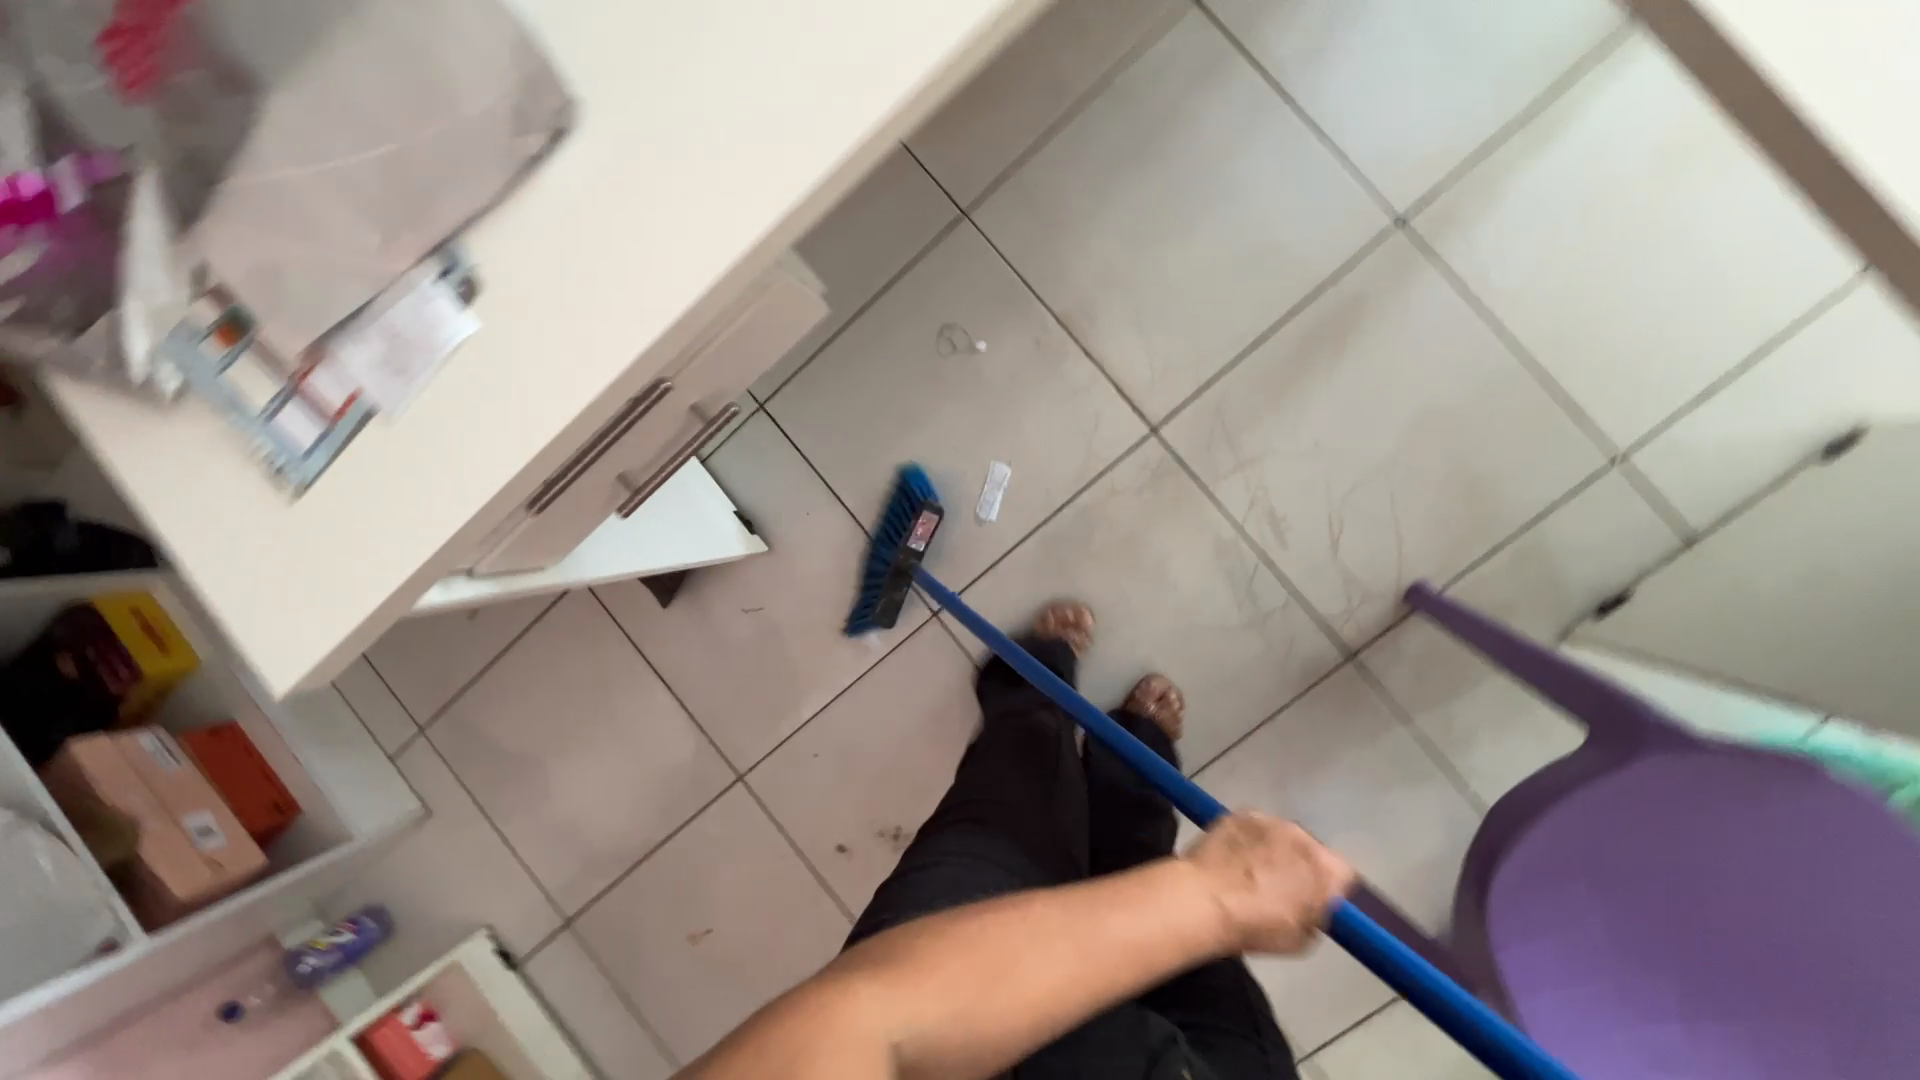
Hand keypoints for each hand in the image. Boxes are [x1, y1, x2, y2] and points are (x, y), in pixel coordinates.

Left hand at [1184, 812, 1354, 955]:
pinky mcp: (1241, 812)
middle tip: (1278, 885)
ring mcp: (1270, 819)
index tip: (1313, 899)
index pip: (1343, 874)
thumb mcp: (1302, 939)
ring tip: (1250, 869)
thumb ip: (1316, 916)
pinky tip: (1232, 855)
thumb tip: (1312, 905)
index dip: (1329, 887)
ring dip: (1273, 848)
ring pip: (1281, 835)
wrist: (1204, 898)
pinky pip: (1253, 826)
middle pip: (1311, 849)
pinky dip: (1247, 838)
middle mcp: (1303, 836)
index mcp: (1326, 869)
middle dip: (1300, 864)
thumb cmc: (1256, 926)